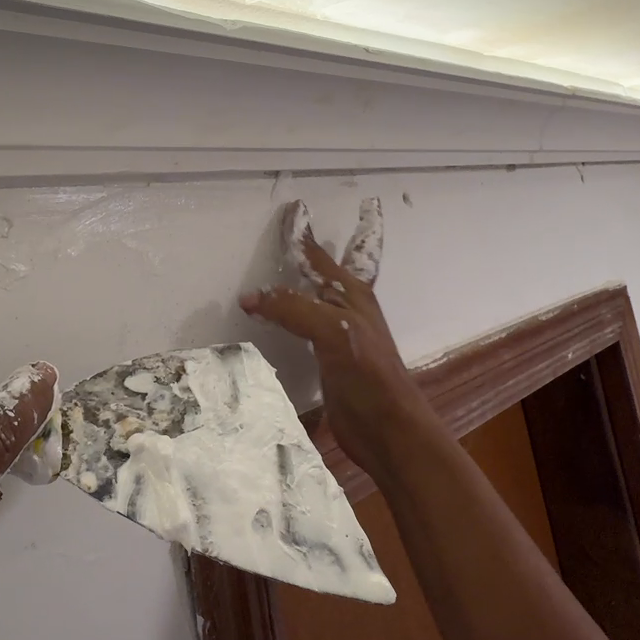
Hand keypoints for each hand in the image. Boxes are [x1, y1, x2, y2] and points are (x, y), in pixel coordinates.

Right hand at [240, 200, 421, 474]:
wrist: (390, 431)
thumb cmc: (368, 374)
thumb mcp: (333, 330)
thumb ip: (292, 307)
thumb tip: (249, 296)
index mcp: (351, 295)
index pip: (320, 256)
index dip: (305, 234)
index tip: (294, 208)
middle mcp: (345, 310)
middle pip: (323, 272)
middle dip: (310, 253)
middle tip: (291, 232)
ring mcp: (337, 336)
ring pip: (311, 300)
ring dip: (295, 285)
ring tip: (275, 271)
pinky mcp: (327, 362)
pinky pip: (300, 329)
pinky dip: (285, 319)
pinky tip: (273, 324)